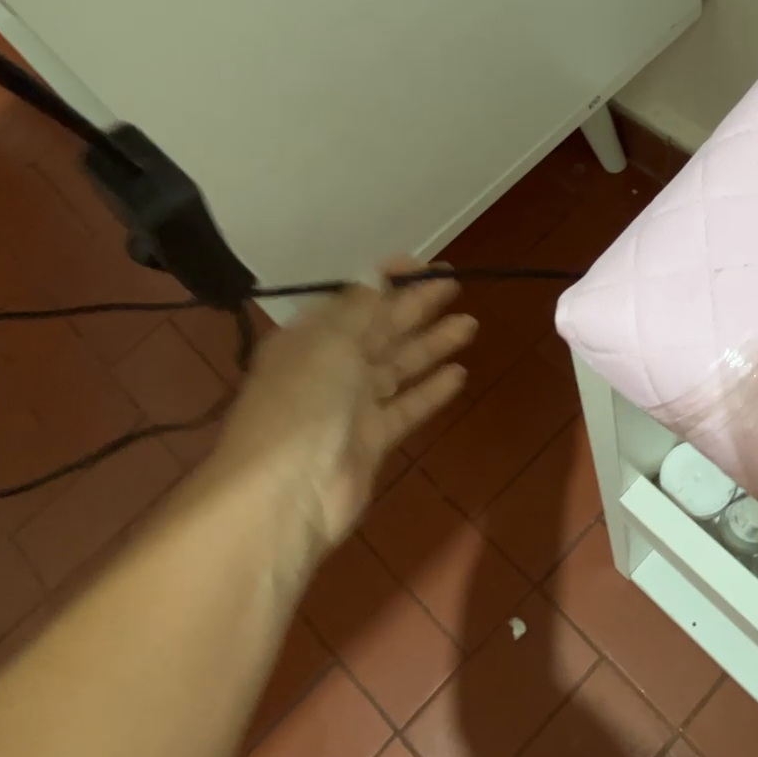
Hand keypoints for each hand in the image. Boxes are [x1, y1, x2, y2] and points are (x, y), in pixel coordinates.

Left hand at [214, 259, 476, 548]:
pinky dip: (430, 390)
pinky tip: (459, 374)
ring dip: (431, 344)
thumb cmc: (303, 404)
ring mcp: (352, 405)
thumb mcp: (329, 342)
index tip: (421, 263)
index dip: (386, 279)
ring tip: (469, 324)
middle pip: (380, 329)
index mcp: (310, 336)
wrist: (288, 492)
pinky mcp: (373, 439)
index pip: (354, 299)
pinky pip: (406, 406)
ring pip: (398, 366)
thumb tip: (375, 276)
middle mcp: (330, 365)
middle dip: (416, 306)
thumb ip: (360, 310)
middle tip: (455, 284)